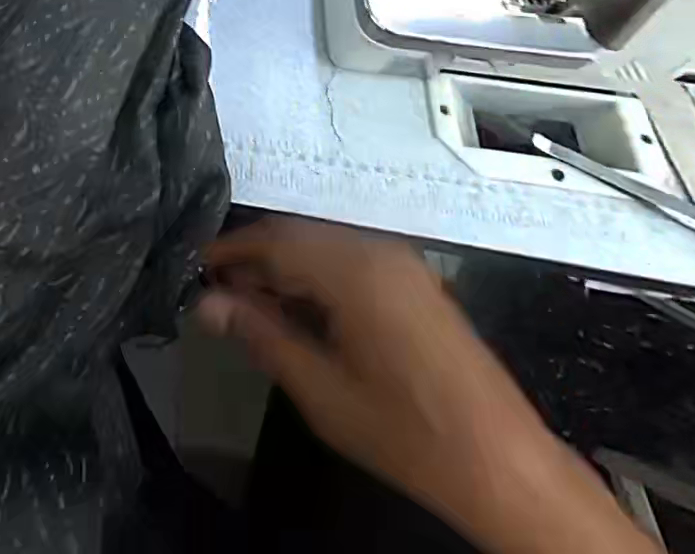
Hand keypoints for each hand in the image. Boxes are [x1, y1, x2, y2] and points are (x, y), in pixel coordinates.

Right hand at [198, 220, 574, 545]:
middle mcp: (378, 249)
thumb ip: (262, 336)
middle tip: (218, 293)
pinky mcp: (412, 277)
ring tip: (250, 303)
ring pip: (324, 246)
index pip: (275, 240)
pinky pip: (350, 258)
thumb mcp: (321, 389)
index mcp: (354, 269)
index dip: (230, 251)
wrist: (498, 457)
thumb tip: (209, 305)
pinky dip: (317, 274)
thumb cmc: (405, 430)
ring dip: (285, 266)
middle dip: (255, 258)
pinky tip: (298, 306)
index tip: (196, 268)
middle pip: (299, 236)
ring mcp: (401, 260)